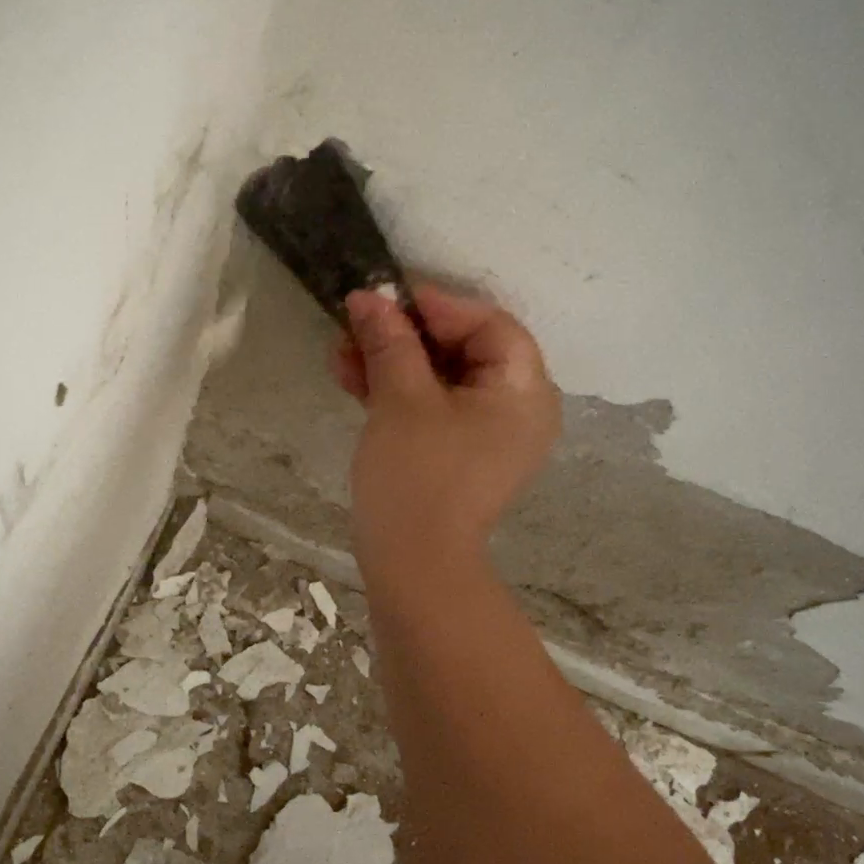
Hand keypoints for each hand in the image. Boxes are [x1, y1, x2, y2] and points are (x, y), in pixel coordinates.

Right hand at [332, 284, 560, 575]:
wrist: (414, 566)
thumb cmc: (417, 476)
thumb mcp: (400, 400)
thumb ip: (389, 342)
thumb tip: (368, 298)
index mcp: (524, 391)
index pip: (489, 325)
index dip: (435, 305)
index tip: (383, 298)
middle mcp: (517, 410)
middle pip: (464, 350)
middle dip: (403, 335)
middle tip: (354, 325)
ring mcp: (488, 437)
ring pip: (441, 380)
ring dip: (392, 363)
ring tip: (340, 355)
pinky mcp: (459, 457)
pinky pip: (433, 410)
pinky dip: (398, 394)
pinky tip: (353, 381)